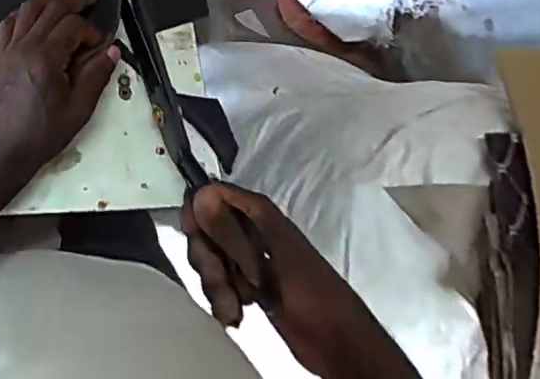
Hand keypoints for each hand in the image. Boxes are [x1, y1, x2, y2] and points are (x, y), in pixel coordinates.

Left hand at [0, 0, 118, 181]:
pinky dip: (21, 12)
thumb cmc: (42, 133)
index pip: (72, 26)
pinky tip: (29, 11)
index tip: (99, 41)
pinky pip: (7, 23)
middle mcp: (24, 47)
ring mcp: (8, 49)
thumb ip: (96, 75)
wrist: (6, 150)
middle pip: (49, 8)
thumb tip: (111, 51)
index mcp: (45, 58)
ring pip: (26, 10)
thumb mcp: (79, 109)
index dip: (90, 29)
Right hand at [183, 182, 304, 326]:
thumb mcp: (268, 264)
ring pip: (209, 258)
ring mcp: (248, 257)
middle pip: (204, 229)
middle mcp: (249, 229)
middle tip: (224, 282)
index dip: (198, 214)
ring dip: (215, 285)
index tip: (199, 241)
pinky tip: (235, 315)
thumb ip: (230, 232)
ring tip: (234, 308)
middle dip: (208, 260)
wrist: (341, 347)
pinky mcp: (248, 283)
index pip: (210, 194)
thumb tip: (198, 198)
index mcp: (257, 212)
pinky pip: (219, 281)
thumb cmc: (311, 298)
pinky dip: (222, 299)